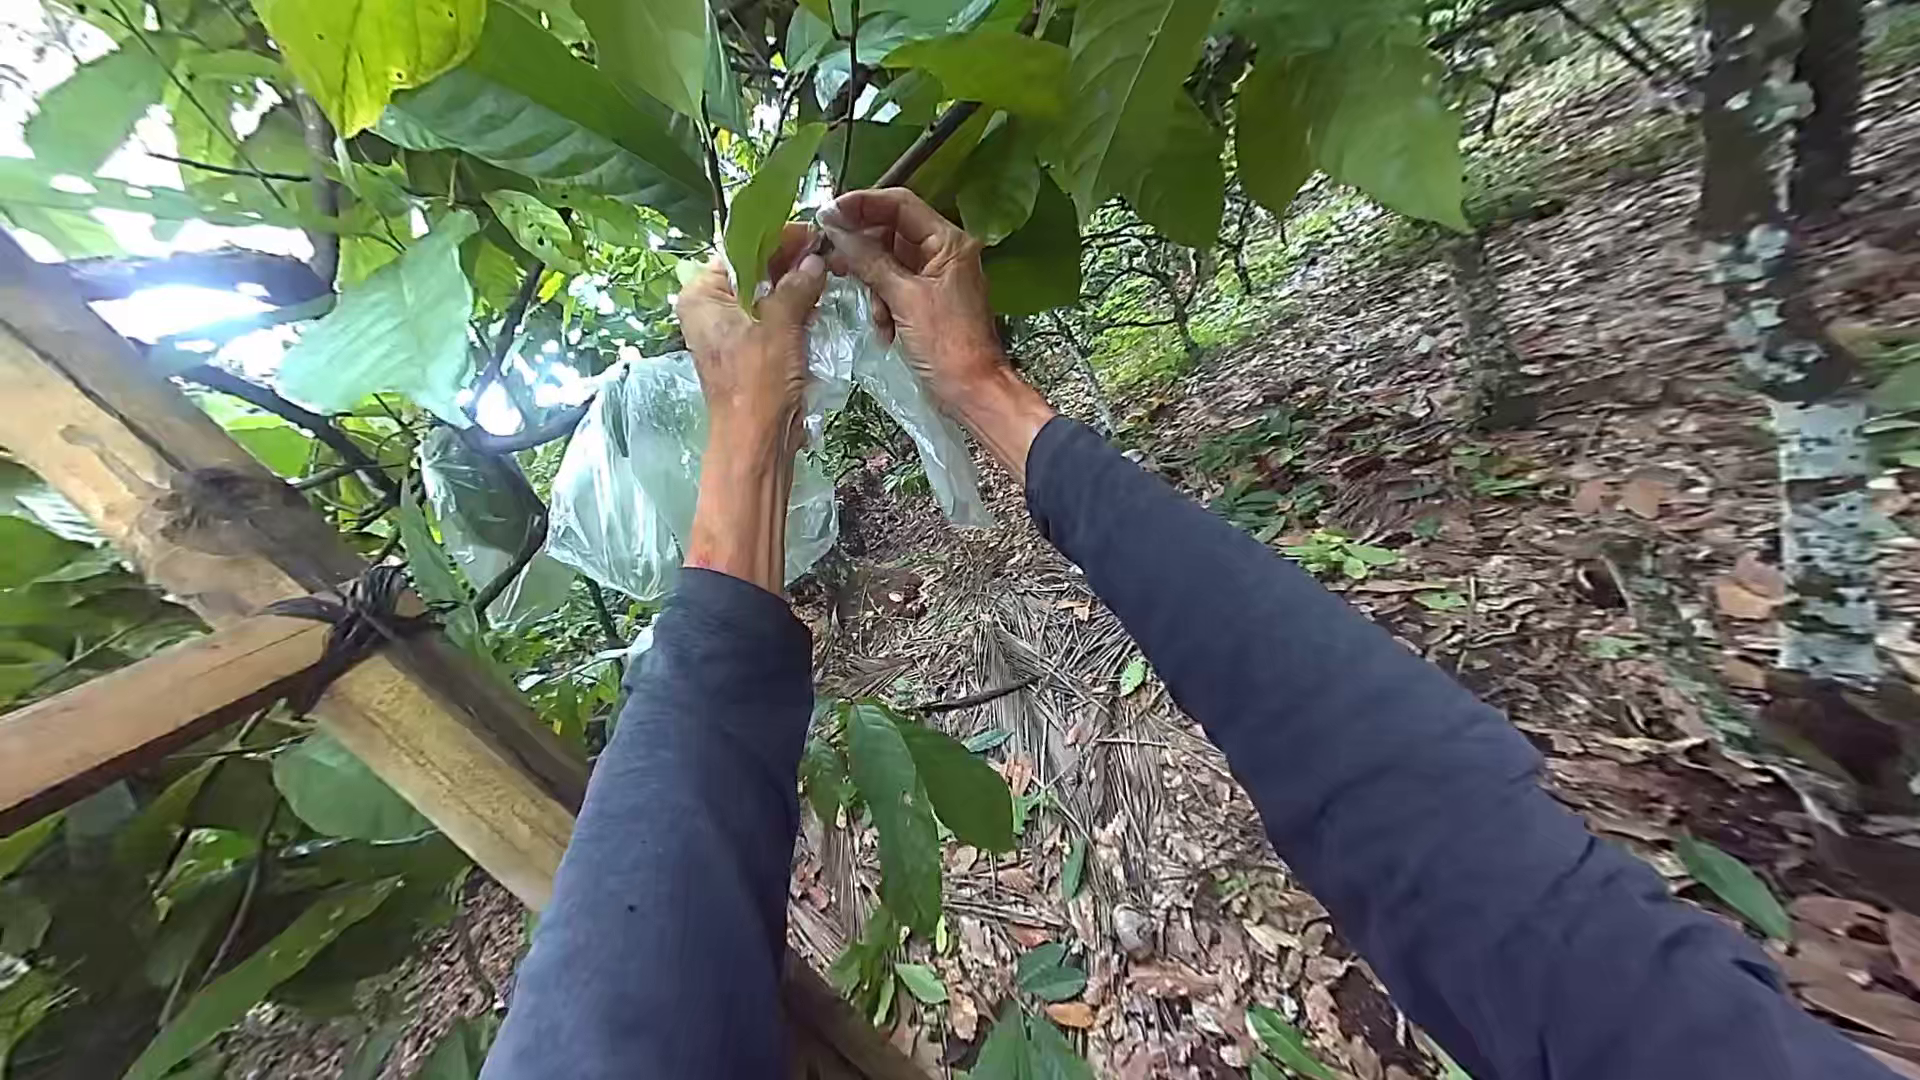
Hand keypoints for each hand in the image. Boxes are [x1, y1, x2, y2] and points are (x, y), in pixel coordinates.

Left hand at [675, 223, 826, 595]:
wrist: (758, 441)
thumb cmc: (758, 382)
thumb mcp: (779, 327)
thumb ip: (797, 288)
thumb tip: (816, 259)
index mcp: (703, 296)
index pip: (739, 250)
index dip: (775, 238)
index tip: (810, 230)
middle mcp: (712, 310)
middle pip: (754, 272)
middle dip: (789, 263)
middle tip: (825, 252)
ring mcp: (733, 333)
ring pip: (768, 297)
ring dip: (796, 288)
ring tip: (827, 272)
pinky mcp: (754, 353)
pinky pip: (775, 321)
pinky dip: (795, 313)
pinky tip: (818, 304)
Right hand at [819, 188, 1008, 411]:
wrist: (972, 391)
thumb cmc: (946, 346)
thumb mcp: (905, 299)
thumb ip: (870, 260)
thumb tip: (837, 228)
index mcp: (948, 242)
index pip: (899, 205)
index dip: (862, 205)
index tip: (829, 215)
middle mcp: (944, 254)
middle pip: (891, 235)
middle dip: (865, 255)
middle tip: (837, 266)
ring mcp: (937, 280)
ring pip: (890, 266)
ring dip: (875, 289)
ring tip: (877, 317)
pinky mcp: (929, 304)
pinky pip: (896, 291)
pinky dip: (886, 307)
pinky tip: (886, 331)